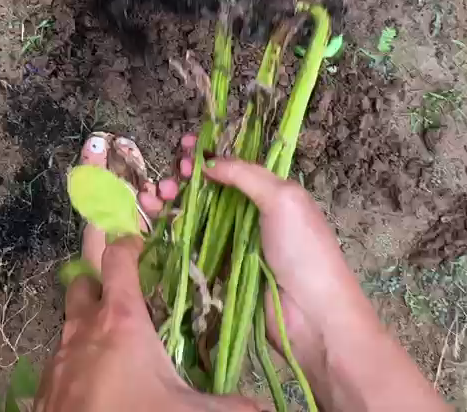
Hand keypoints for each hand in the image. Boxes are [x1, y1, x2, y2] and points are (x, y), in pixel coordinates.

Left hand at [37, 234, 258, 411]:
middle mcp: (84, 328)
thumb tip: (265, 407)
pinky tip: (97, 383)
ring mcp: (60, 355)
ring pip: (71, 321)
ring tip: (116, 347)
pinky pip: (61, 358)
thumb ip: (231, 406)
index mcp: (119, 320)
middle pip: (83, 281)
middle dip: (100, 281)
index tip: (141, 244)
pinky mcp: (47, 383)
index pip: (117, 259)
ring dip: (89, 325)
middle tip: (125, 296)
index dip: (128, 245)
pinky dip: (78, 361)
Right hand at [178, 139, 448, 411]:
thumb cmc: (305, 253)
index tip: (185, 146)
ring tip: (155, 196)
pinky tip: (152, 213)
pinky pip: (188, 238)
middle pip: (207, 184)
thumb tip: (206, 161)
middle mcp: (249, 211)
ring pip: (192, 208)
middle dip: (183, 174)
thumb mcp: (283, 200)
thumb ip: (244, 173)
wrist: (314, 319)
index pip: (231, 163)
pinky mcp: (218, 265)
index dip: (207, 152)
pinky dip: (167, 223)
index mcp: (269, 191)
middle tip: (172, 178)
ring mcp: (232, 239)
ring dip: (169, 196)